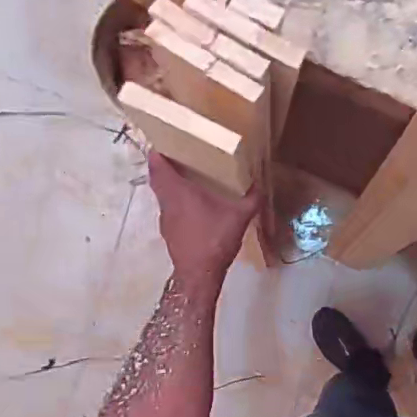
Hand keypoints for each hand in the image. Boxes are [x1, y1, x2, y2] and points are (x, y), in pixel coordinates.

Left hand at [147, 152, 259, 285]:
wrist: (200, 275)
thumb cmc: (215, 239)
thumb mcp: (239, 217)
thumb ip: (251, 199)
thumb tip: (260, 185)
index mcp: (178, 192)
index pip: (157, 165)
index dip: (157, 152)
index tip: (163, 142)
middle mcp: (167, 202)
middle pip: (157, 179)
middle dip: (164, 167)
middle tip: (178, 158)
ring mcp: (165, 220)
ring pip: (163, 196)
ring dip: (171, 187)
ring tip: (188, 182)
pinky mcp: (169, 234)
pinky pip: (170, 212)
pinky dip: (177, 205)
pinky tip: (194, 210)